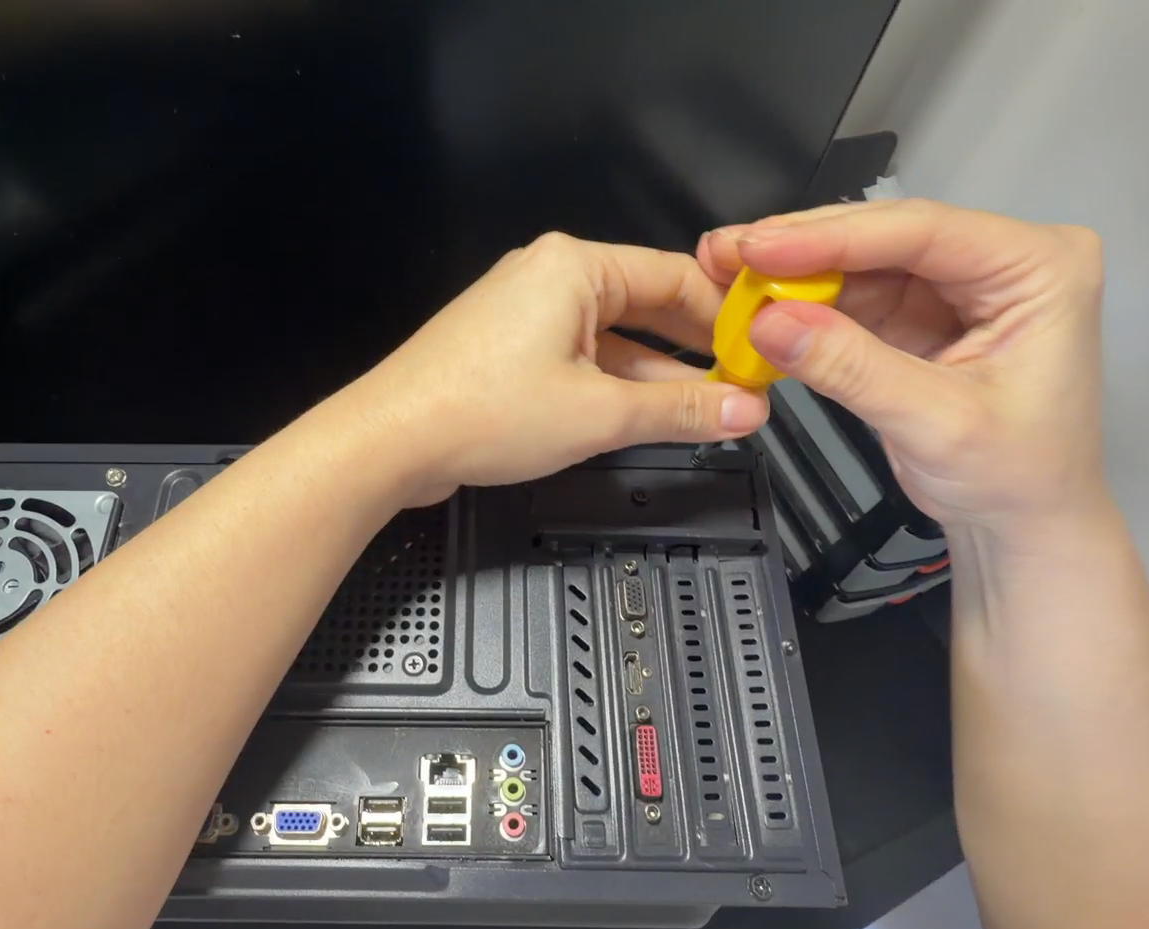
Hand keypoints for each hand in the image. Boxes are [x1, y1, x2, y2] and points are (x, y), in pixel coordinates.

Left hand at [337, 233, 771, 505]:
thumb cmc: (480, 412)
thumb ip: (678, 411)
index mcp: (573, 267)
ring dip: (653, 376)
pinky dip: (610, 386)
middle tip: (739, 385)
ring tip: (704, 410)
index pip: (675, 278)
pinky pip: (576, 361)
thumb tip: (740, 411)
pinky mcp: (505, 352)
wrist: (390, 442)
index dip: (724, 318)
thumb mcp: (598, 414)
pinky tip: (642, 416)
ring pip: (609, 340)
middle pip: (643, 307)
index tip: (758, 352)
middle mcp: (547, 279)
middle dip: (692, 351)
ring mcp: (522, 317)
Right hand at [696, 199, 1107, 538]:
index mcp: (1037, 266)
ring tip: (728, 273)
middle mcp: (995, 262)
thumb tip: (767, 323)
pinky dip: (802, 307)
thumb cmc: (1012, 475)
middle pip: (885, 237)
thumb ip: (851, 368)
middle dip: (802, 246)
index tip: (758, 248)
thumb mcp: (933, 422)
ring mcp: (950, 289)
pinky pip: (849, 301)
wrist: (1019, 520)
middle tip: (727, 250)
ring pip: (859, 265)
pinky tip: (759, 306)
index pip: (922, 233)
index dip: (833, 238)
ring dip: (792, 273)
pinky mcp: (915, 318)